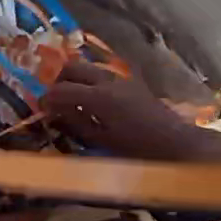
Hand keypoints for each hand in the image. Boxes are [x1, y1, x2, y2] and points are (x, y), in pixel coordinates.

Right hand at [44, 61, 220, 163]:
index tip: (40, 110)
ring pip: (88, 68)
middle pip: (72, 67)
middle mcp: (109, 80)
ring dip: (75, 80)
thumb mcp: (101, 141)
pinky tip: (91, 103)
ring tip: (71, 102)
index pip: (61, 89)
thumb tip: (54, 112)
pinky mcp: (131, 83)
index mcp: (99, 97)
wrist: (180, 148)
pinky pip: (102, 75)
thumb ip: (75, 123)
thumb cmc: (139, 152)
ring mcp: (122, 79)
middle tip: (54, 101)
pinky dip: (90, 83)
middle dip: (58, 81)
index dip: (47, 99)